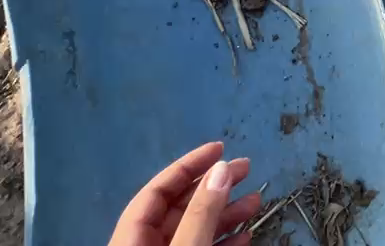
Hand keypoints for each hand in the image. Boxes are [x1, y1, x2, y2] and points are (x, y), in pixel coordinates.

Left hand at [108, 141, 261, 245]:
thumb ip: (201, 213)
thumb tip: (222, 167)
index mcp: (129, 241)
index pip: (155, 192)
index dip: (187, 166)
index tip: (221, 148)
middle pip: (179, 209)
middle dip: (215, 187)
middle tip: (246, 169)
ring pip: (194, 230)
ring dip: (226, 214)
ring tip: (255, 202)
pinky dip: (222, 241)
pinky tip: (244, 236)